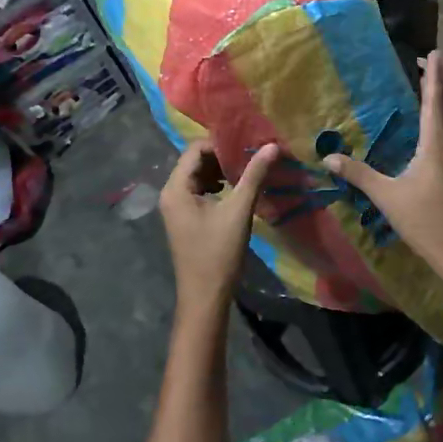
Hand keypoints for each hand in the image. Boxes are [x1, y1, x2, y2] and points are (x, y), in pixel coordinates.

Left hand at [159, 139, 279, 309]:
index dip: (221, 144)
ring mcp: (176, 207)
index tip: (248, 145)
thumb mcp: (238, 210)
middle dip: (223, 156)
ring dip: (221, 171)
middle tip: (251, 155)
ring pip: (198, 176)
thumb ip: (254, 175)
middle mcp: (170, 193)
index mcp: (176, 188)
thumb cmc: (218, 253)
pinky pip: (199, 191)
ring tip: (247, 170)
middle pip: (195, 161)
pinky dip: (217, 185)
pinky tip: (235, 190)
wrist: (205, 297)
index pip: (195, 149)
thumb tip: (272, 146)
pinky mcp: (185, 218)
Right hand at [323, 52, 442, 278]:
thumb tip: (329, 157)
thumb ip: (359, 174)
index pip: (434, 102)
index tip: (434, 53)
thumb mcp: (386, 196)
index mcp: (434, 147)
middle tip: (427, 73)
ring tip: (437, 99)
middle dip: (441, 87)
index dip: (434, 77)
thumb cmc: (423, 221)